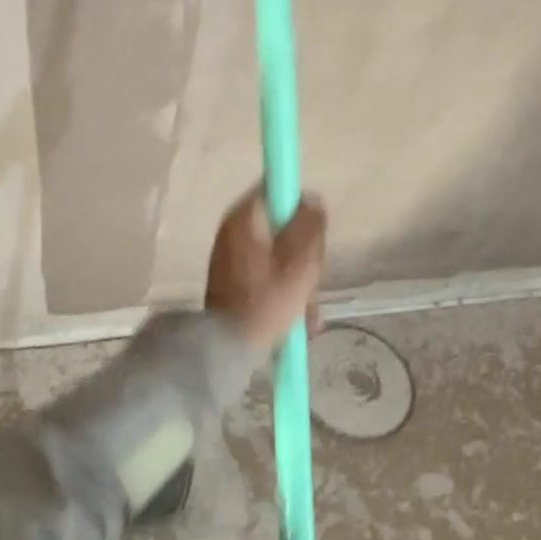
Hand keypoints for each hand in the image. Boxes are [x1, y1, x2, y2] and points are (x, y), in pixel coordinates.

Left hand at [204, 185, 327, 352]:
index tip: (313, 236)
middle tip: (313, 278)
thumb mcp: (300, 263)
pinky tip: (297, 319)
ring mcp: (230, 256)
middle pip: (281, 226)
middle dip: (304, 253)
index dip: (301, 209)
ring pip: (278, 254)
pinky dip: (283, 291)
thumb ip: (310, 226)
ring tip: (307, 311)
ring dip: (298, 279)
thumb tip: (311, 197)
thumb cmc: (266, 303)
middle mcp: (232, 231)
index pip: (277, 191)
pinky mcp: (232, 280)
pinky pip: (266, 274)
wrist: (226, 348)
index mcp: (244, 219)